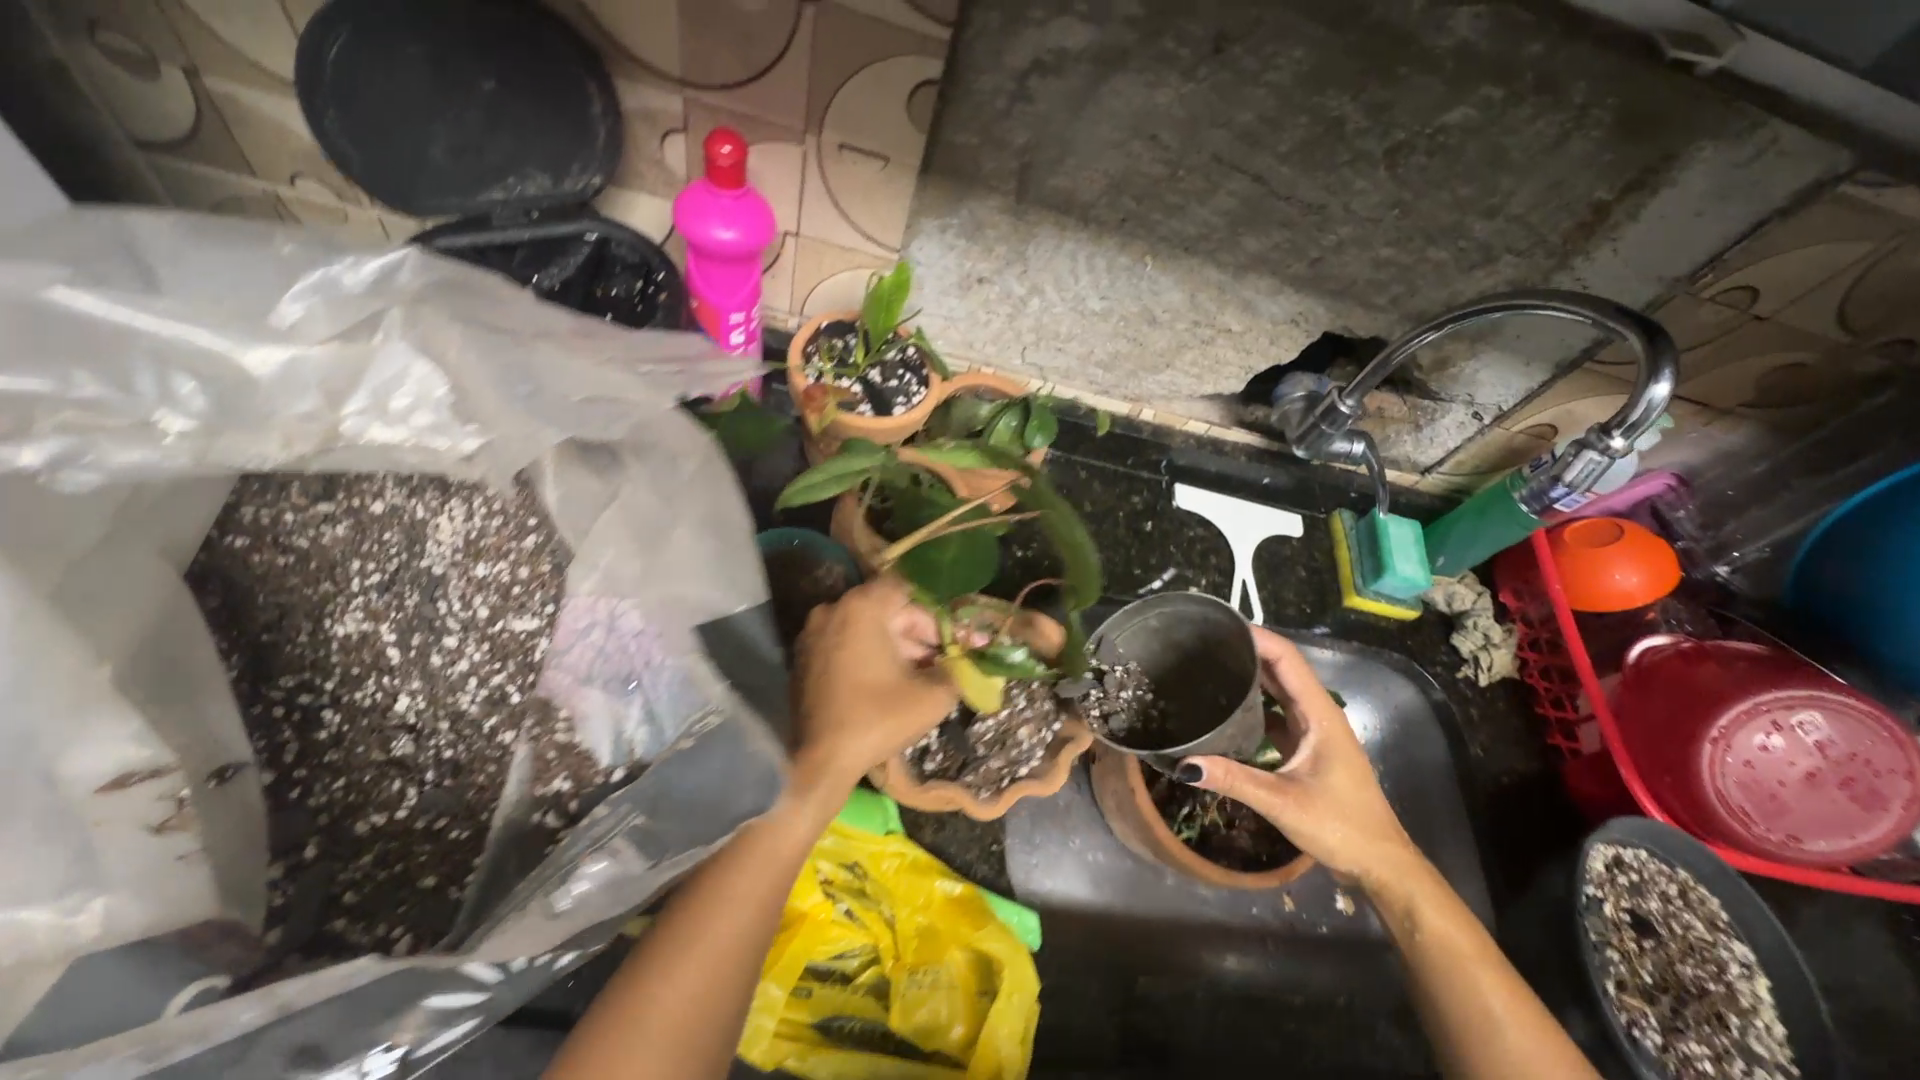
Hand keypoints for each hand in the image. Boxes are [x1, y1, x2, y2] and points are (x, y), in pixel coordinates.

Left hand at [789, 576, 958, 790]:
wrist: (820, 761)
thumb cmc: (879, 719)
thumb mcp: (933, 696)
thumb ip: (954, 670)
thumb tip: (959, 664)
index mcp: (862, 608)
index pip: (906, 589)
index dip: (934, 613)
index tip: (952, 640)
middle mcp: (832, 611)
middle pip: (886, 610)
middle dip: (918, 635)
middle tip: (943, 661)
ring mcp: (812, 635)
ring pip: (866, 630)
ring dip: (896, 648)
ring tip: (922, 677)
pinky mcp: (803, 660)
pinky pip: (845, 647)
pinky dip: (869, 658)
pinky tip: (890, 685)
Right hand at [1180, 626, 1421, 886]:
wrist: (1379, 863)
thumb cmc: (1341, 826)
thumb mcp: (1283, 803)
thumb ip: (1234, 780)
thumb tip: (1184, 765)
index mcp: (1320, 715)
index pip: (1287, 660)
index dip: (1257, 637)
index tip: (1220, 627)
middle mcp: (1318, 715)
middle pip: (1281, 670)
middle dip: (1247, 652)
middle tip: (1203, 643)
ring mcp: (1313, 732)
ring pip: (1279, 693)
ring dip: (1249, 678)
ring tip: (1207, 667)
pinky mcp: (1306, 750)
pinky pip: (1275, 717)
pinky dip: (1252, 708)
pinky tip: (1224, 712)